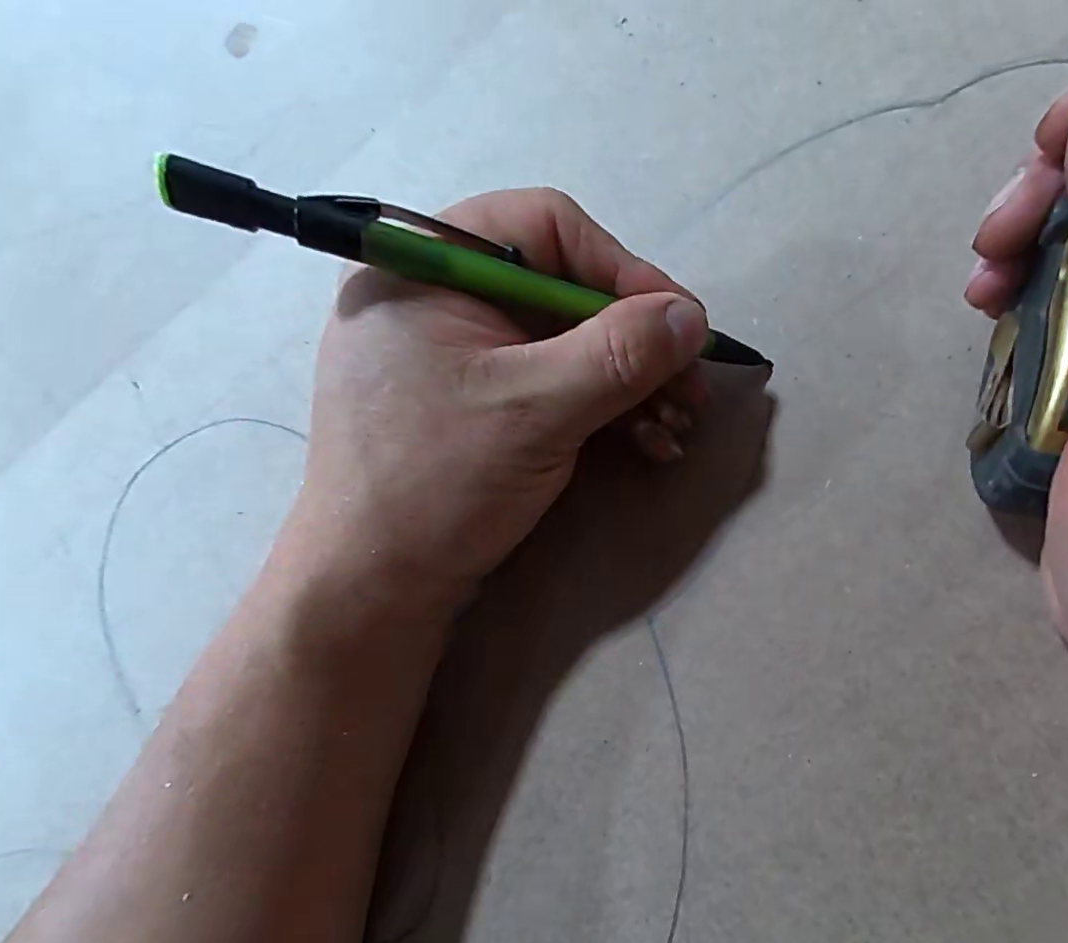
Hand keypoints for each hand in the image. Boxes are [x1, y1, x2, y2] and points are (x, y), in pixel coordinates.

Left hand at [287, 188, 713, 607]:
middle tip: (691, 390)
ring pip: (566, 346)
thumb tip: (691, 317)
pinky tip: (646, 445)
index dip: (622, 270)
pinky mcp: (479, 408)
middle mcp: (442, 300)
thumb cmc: (437, 484)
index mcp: (427, 266)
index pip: (546, 229)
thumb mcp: (534, 410)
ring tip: (678, 429)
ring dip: (631, 386)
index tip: (677, 323)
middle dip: (636, 345)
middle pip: (564, 292)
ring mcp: (461, 358)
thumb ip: (618, 355)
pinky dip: (603, 412)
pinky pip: (552, 387)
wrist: (376, 587)